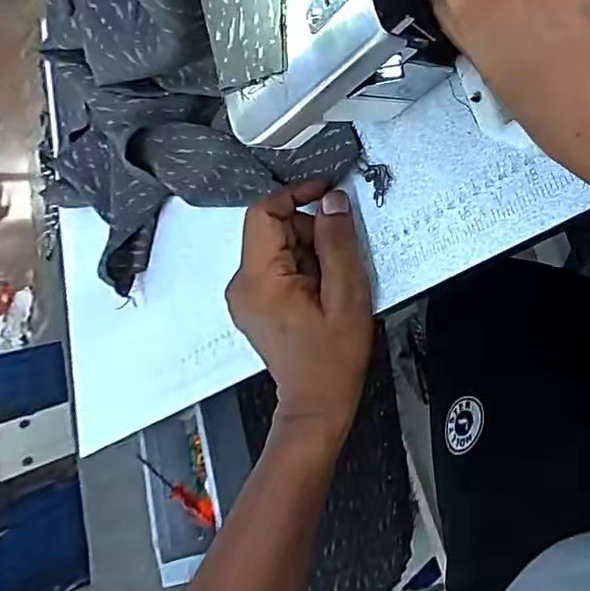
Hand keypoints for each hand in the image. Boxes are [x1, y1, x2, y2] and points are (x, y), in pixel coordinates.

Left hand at [226, 180, 373, 432]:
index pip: (262, 214)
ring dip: (313, 251)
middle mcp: (242, 284)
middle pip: (274, 230)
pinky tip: (325, 290)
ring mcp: (246, 295)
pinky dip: (307, 266)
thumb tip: (333, 201)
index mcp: (258, 280)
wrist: (318, 400)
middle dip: (312, 231)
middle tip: (343, 257)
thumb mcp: (347, 292)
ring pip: (280, 247)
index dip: (295, 194)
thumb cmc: (334, 354)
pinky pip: (281, 265)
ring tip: (336, 282)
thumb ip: (338, 242)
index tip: (328, 190)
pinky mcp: (257, 302)